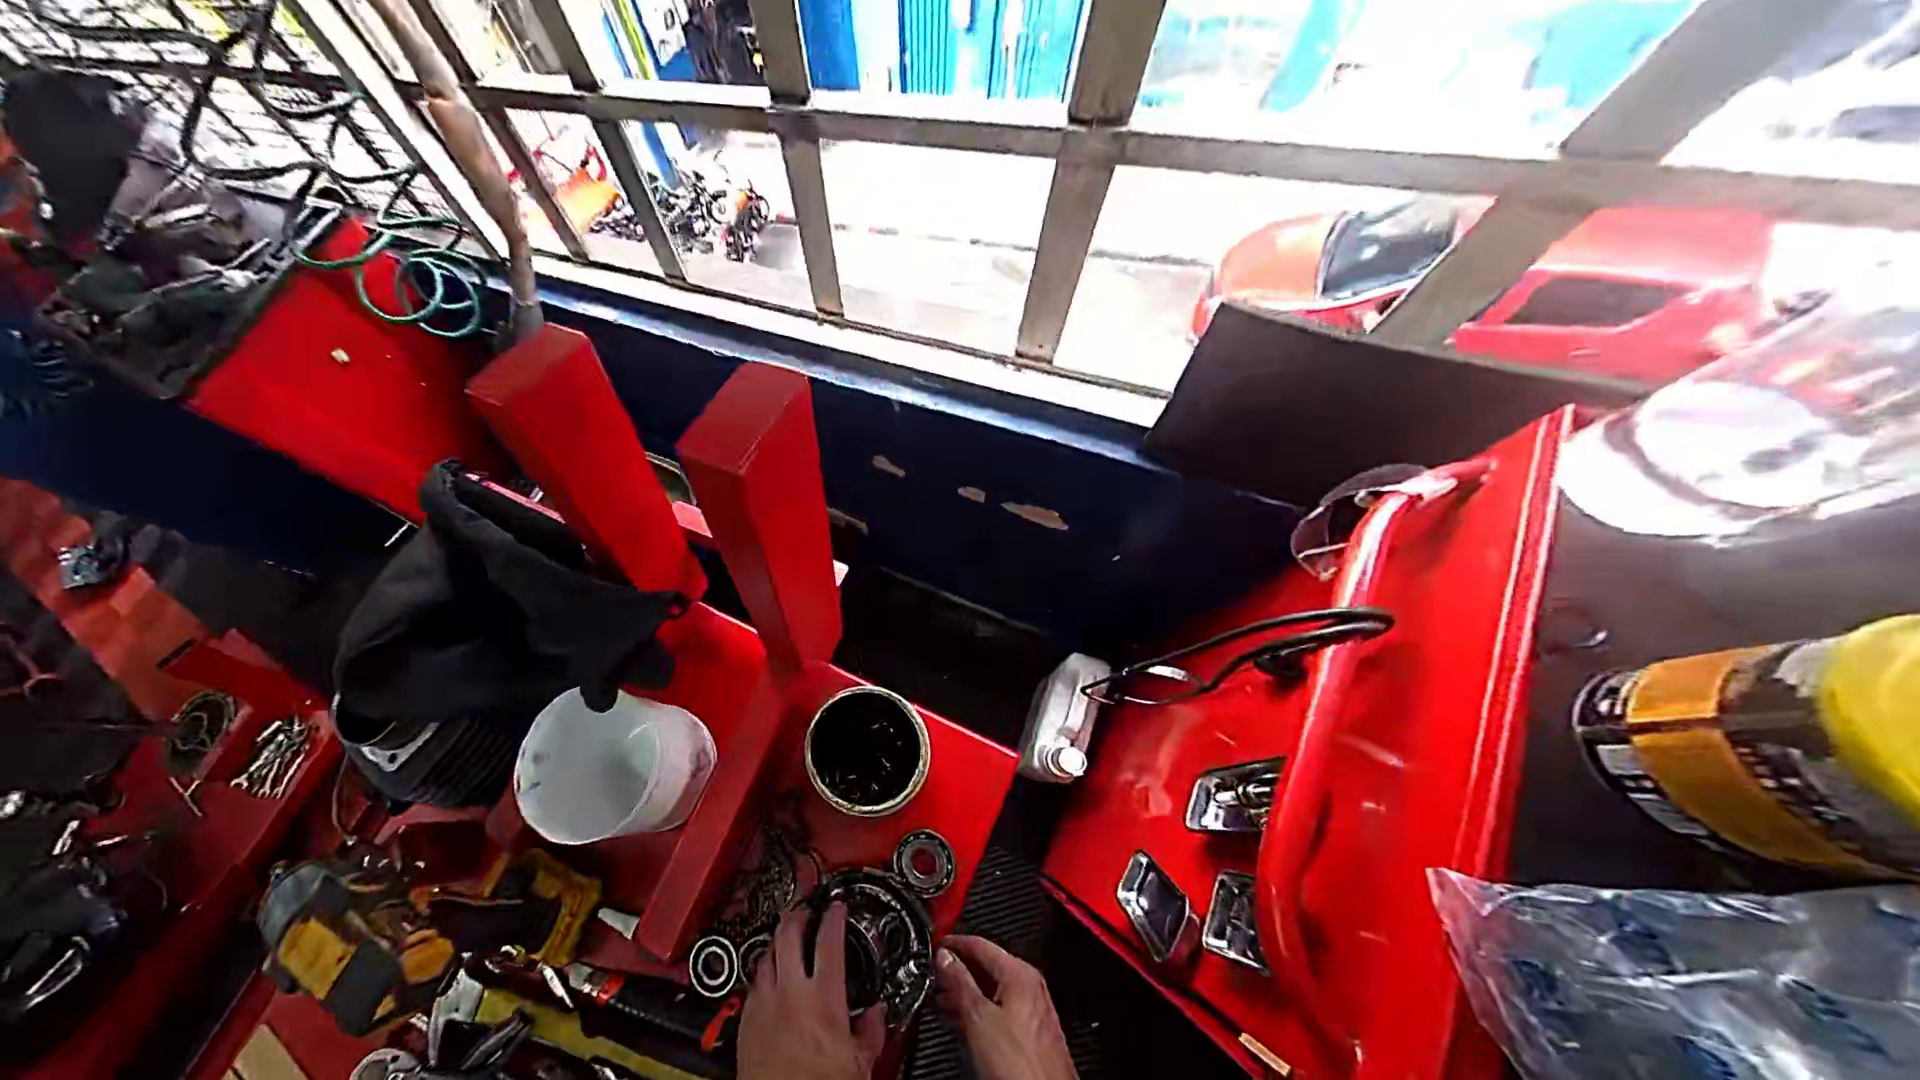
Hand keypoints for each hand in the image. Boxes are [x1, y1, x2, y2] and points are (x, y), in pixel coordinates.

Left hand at [737, 903, 885, 1079]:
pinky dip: (763, 972)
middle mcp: (791, 993)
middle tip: (805, 910)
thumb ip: (871, 1030)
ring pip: (766, 955)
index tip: (837, 907)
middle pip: (789, 935)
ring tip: (786, 936)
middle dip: (798, 916)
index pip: (829, 939)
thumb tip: (877, 1014)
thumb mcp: (859, 1061)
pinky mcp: (747, 1021)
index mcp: (823, 996)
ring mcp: (766, 1004)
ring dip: (778, 942)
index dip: (834, 916)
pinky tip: (769, 975)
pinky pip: (753, 983)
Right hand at [934, 935, 1075, 1079]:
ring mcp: (1032, 1008)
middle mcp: (1030, 986)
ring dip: (966, 990)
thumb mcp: (980, 1019)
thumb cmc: (1023, 1066)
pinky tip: (964, 1020)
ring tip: (943, 996)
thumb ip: (960, 984)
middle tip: (935, 972)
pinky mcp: (1030, 1031)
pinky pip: (999, 1008)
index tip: (936, 945)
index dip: (955, 944)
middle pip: (987, 965)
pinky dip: (979, 1008)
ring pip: (992, 988)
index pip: (981, 945)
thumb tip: (945, 958)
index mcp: (1020, 974)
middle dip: (959, 969)